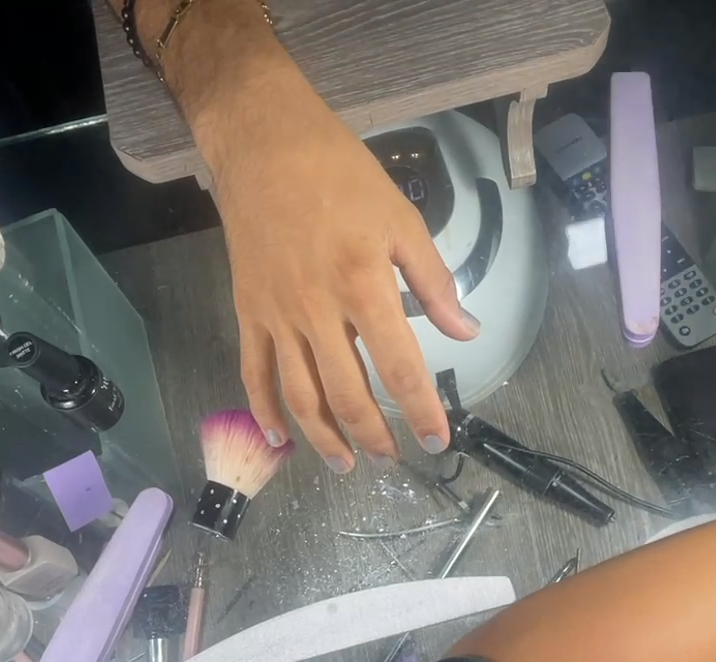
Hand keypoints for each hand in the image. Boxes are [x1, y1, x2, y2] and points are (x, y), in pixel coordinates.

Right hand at [192, 63, 476, 472]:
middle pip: (347, 395)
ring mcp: (277, 317)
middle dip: (373, 436)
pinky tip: (282, 439)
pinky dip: (264, 411)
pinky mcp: (248, 314)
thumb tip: (468, 332)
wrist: (263, 143)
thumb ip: (436, 283)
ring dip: (325, 439)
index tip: (438, 441)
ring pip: (301, 395)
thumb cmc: (341, 176)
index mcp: (364, 287)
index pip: (400, 368)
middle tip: (392, 458)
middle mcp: (318, 312)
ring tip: (346, 465)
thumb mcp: (403, 220)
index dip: (422, 411)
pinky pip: (253, 374)